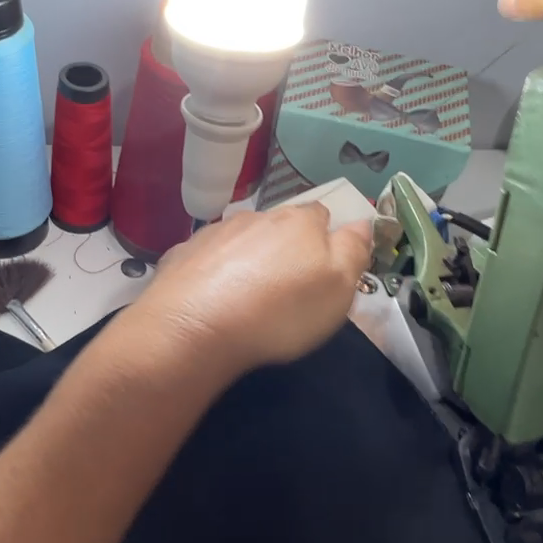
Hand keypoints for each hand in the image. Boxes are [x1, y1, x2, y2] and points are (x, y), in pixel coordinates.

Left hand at [110, 204, 372, 381]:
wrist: (195, 327)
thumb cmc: (280, 311)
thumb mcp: (338, 288)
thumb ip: (353, 251)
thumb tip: (361, 222)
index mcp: (299, 221)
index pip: (321, 215)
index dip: (326, 240)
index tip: (322, 271)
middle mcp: (256, 217)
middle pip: (279, 226)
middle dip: (285, 250)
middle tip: (285, 290)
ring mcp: (214, 233)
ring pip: (241, 240)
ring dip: (248, 259)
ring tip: (246, 297)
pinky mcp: (182, 255)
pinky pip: (206, 259)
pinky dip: (212, 273)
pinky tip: (210, 300)